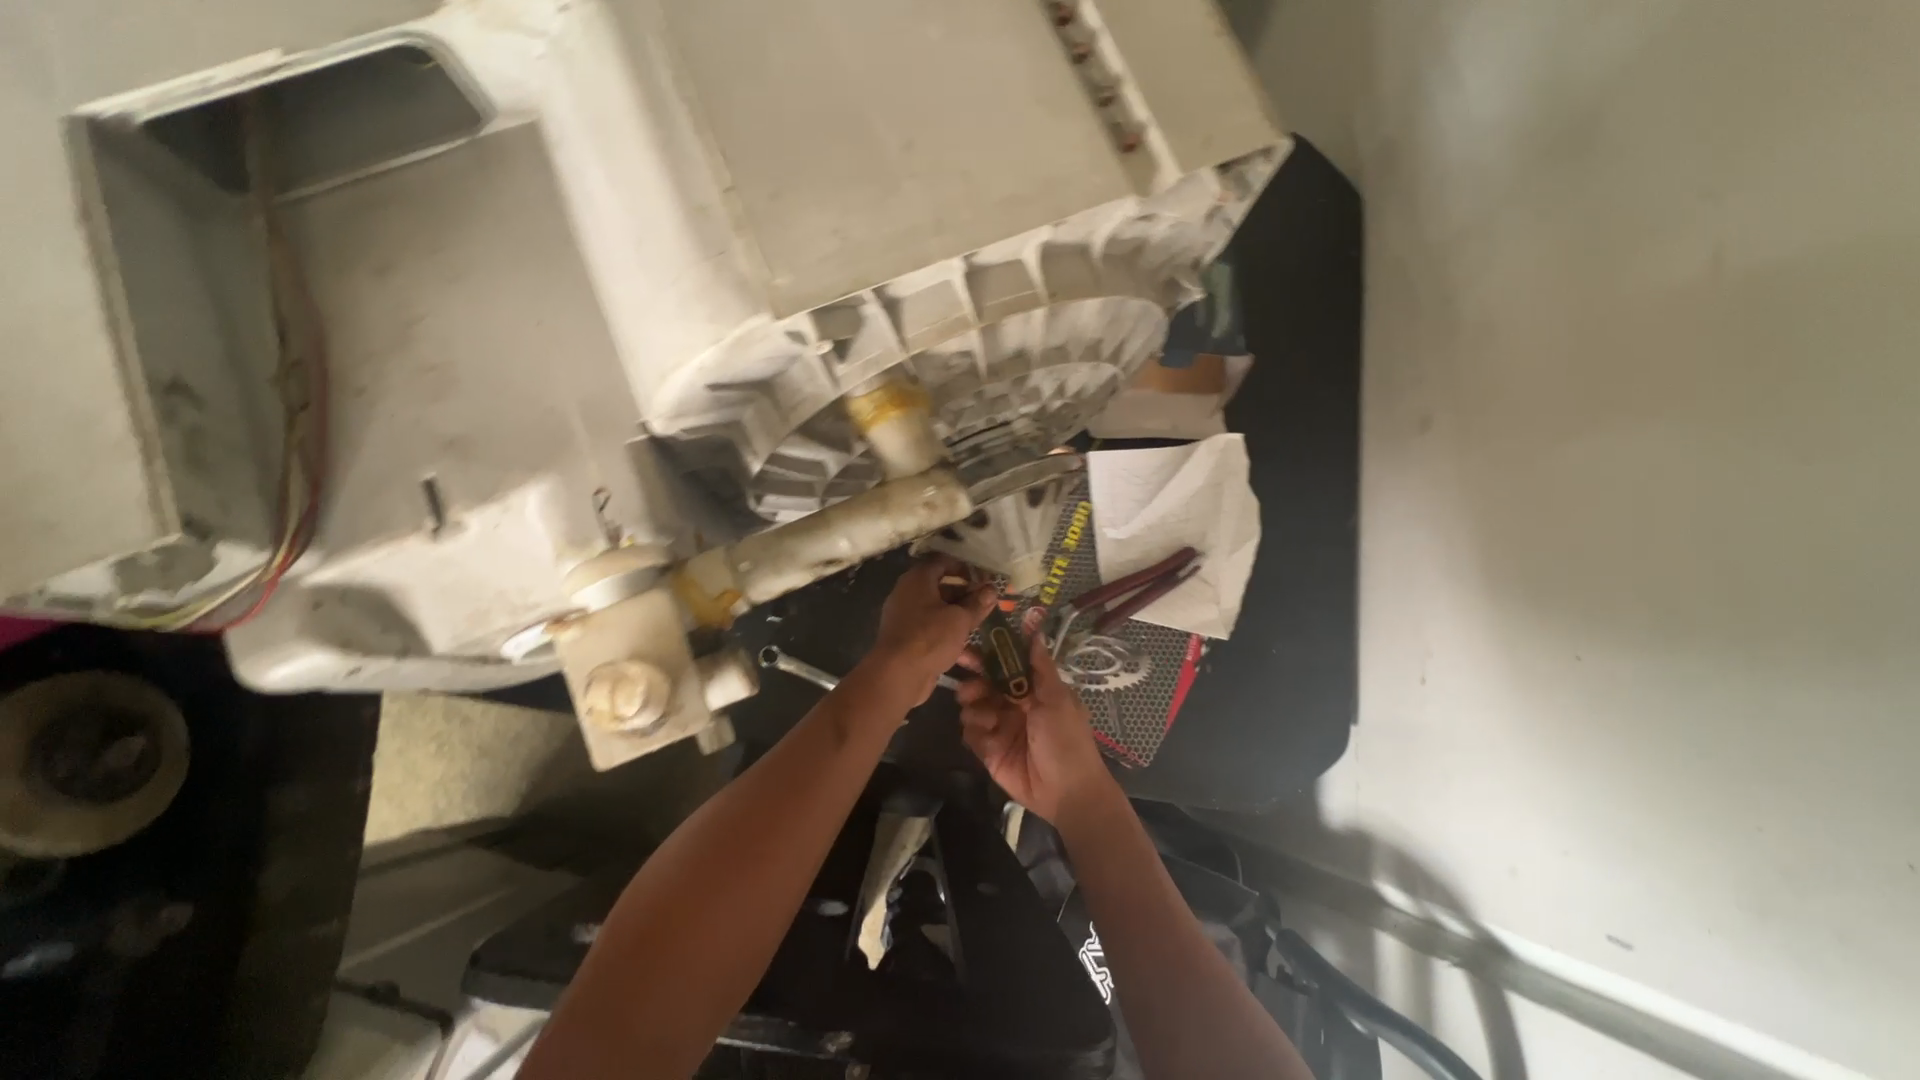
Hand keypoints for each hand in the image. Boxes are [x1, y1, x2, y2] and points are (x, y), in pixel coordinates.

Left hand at [865, 555, 997, 701]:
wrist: (898, 675)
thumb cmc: (930, 637)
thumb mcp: (960, 619)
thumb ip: (977, 604)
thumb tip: (991, 590)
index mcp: (917, 579)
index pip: (942, 562)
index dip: (965, 568)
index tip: (984, 579)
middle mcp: (908, 594)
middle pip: (940, 587)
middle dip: (966, 595)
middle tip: (988, 603)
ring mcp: (905, 617)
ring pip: (938, 611)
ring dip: (960, 617)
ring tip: (983, 624)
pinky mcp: (907, 639)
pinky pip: (931, 630)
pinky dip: (949, 635)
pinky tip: (969, 650)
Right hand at [956, 635, 1114, 823]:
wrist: (1067, 792)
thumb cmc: (1066, 740)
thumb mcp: (1058, 698)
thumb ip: (1040, 665)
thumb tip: (1035, 627)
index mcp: (1033, 690)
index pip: (1005, 665)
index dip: (987, 655)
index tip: (968, 649)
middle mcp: (1013, 705)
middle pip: (983, 684)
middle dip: (973, 682)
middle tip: (968, 687)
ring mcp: (999, 727)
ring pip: (972, 706)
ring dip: (975, 708)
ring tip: (988, 719)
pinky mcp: (988, 750)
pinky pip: (970, 732)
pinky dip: (975, 731)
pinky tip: (988, 737)